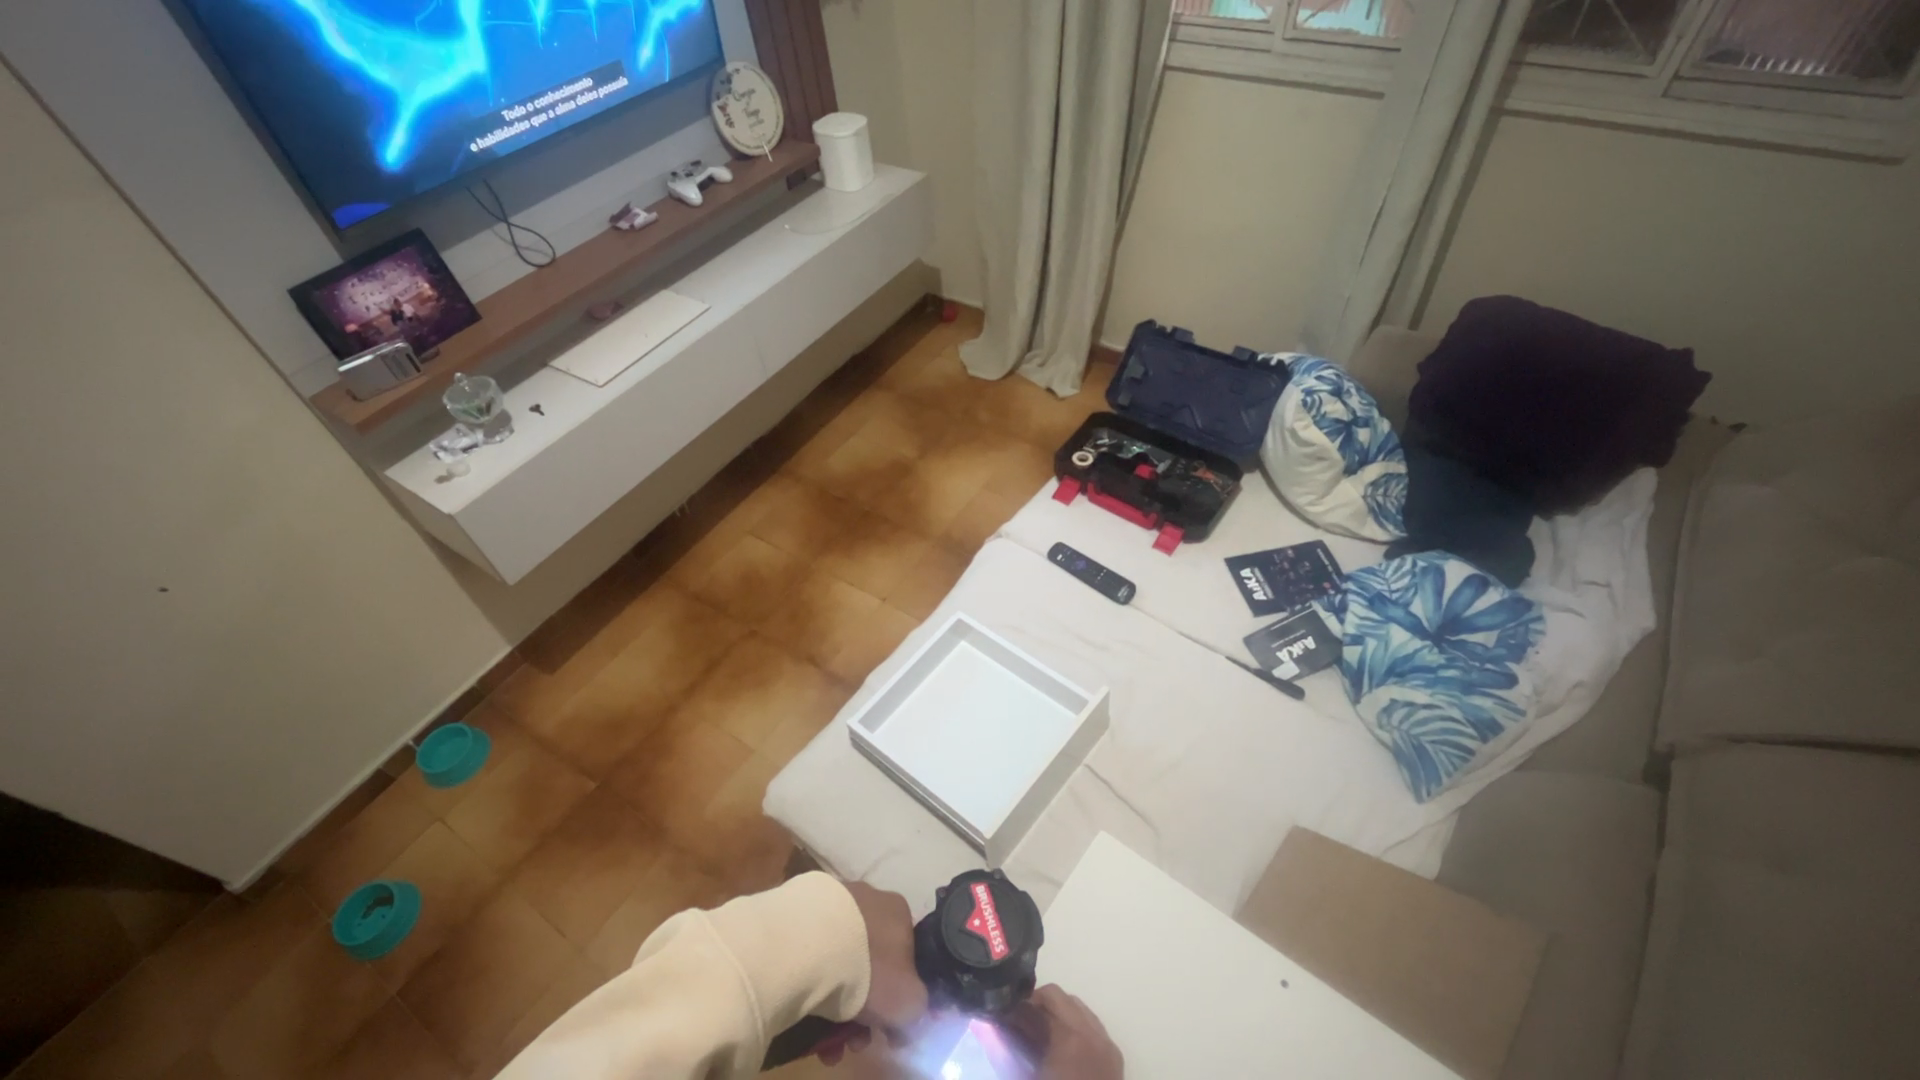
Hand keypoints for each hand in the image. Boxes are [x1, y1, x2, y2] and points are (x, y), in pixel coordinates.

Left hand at [815, 881, 927, 1064]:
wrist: (808, 946)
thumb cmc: (870, 969)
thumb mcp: (910, 1001)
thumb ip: (917, 1010)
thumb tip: (909, 1019)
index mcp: (900, 911)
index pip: (906, 958)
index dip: (898, 998)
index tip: (884, 1029)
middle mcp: (869, 900)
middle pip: (871, 966)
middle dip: (863, 1010)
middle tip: (852, 1041)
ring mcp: (832, 904)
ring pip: (840, 964)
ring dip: (836, 1008)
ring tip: (823, 1042)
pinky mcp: (800, 913)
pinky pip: (813, 957)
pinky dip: (812, 986)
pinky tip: (805, 1013)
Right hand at [1006, 985, 1123, 1079]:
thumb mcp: (1021, 1077)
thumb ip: (1000, 1052)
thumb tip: (982, 1025)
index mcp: (1069, 1037)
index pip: (1040, 998)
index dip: (1019, 1004)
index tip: (1006, 1016)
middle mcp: (1092, 1033)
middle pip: (1060, 997)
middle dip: (1036, 1006)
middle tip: (1018, 1026)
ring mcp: (1107, 1044)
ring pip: (1078, 1008)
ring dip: (1057, 1013)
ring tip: (1038, 1037)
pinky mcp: (1115, 1057)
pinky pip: (1093, 1025)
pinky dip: (1074, 1026)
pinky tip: (1060, 1049)